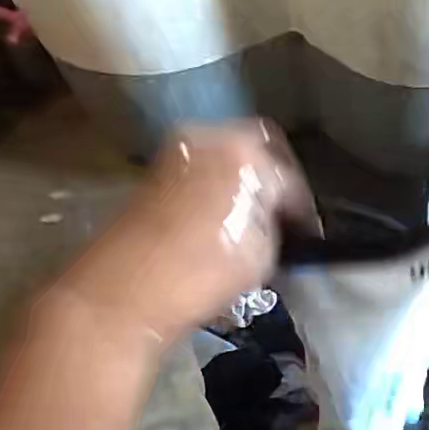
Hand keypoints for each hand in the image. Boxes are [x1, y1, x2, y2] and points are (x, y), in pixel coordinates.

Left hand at [54, 121, 305, 342]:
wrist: (121, 292)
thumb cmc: (199, 274)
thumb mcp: (260, 256)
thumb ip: (274, 228)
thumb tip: (273, 221)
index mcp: (243, 152)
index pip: (289, 177)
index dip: (303, 208)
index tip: (307, 232)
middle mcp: (208, 138)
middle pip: (256, 150)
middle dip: (272, 181)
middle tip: (281, 215)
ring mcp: (175, 153)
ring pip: (224, 158)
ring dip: (241, 182)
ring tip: (248, 220)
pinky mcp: (152, 175)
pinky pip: (199, 172)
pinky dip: (214, 188)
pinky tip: (217, 220)